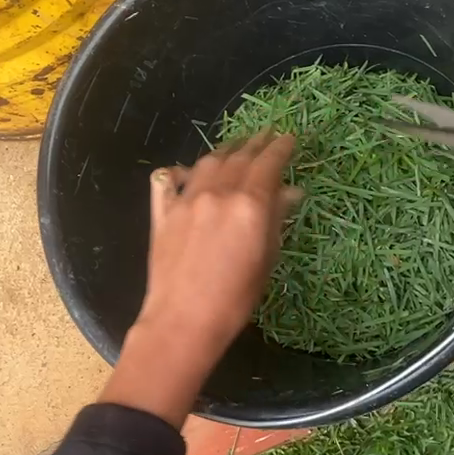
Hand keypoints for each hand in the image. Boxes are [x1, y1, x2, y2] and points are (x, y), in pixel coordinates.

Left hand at [101, 132, 300, 426]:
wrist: (184, 320)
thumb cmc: (236, 297)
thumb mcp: (267, 258)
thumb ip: (276, 219)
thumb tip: (290, 192)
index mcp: (249, 204)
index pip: (268, 164)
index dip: (281, 148)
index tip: (290, 138)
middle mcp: (218, 193)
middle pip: (239, 158)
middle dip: (255, 144)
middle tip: (267, 134)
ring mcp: (186, 200)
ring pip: (207, 162)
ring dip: (225, 151)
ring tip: (236, 147)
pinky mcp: (163, 213)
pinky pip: (169, 180)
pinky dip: (181, 170)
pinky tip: (187, 170)